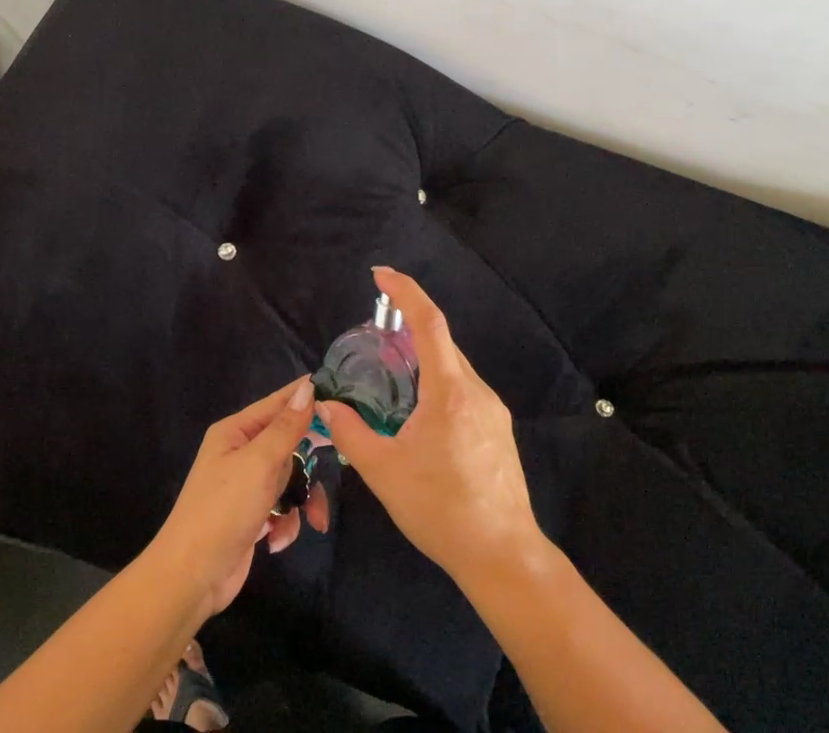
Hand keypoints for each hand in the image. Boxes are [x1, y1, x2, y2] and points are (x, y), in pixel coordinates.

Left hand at [144, 376, 324, 617]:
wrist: (194, 575)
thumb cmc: (224, 509)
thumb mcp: (259, 463)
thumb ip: (286, 427)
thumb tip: (307, 388)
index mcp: (234, 432)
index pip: (276, 404)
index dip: (305, 397)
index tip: (340, 388)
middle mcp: (239, 454)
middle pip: (288, 443)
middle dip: (308, 462)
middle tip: (339, 456)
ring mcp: (245, 486)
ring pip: (290, 479)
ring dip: (300, 500)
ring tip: (314, 519)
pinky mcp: (252, 515)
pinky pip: (282, 507)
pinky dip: (285, 522)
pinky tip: (276, 539)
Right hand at [317, 267, 541, 583]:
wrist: (502, 554)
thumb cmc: (438, 507)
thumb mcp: (382, 470)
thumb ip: (351, 432)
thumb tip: (327, 406)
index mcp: (450, 391)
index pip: (428, 323)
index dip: (405, 292)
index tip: (380, 274)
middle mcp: (477, 393)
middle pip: (443, 344)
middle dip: (409, 329)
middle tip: (374, 336)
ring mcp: (494, 414)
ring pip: (455, 371)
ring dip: (424, 362)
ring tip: (391, 378)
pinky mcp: (499, 434)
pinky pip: (465, 394)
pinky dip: (438, 386)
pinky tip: (419, 416)